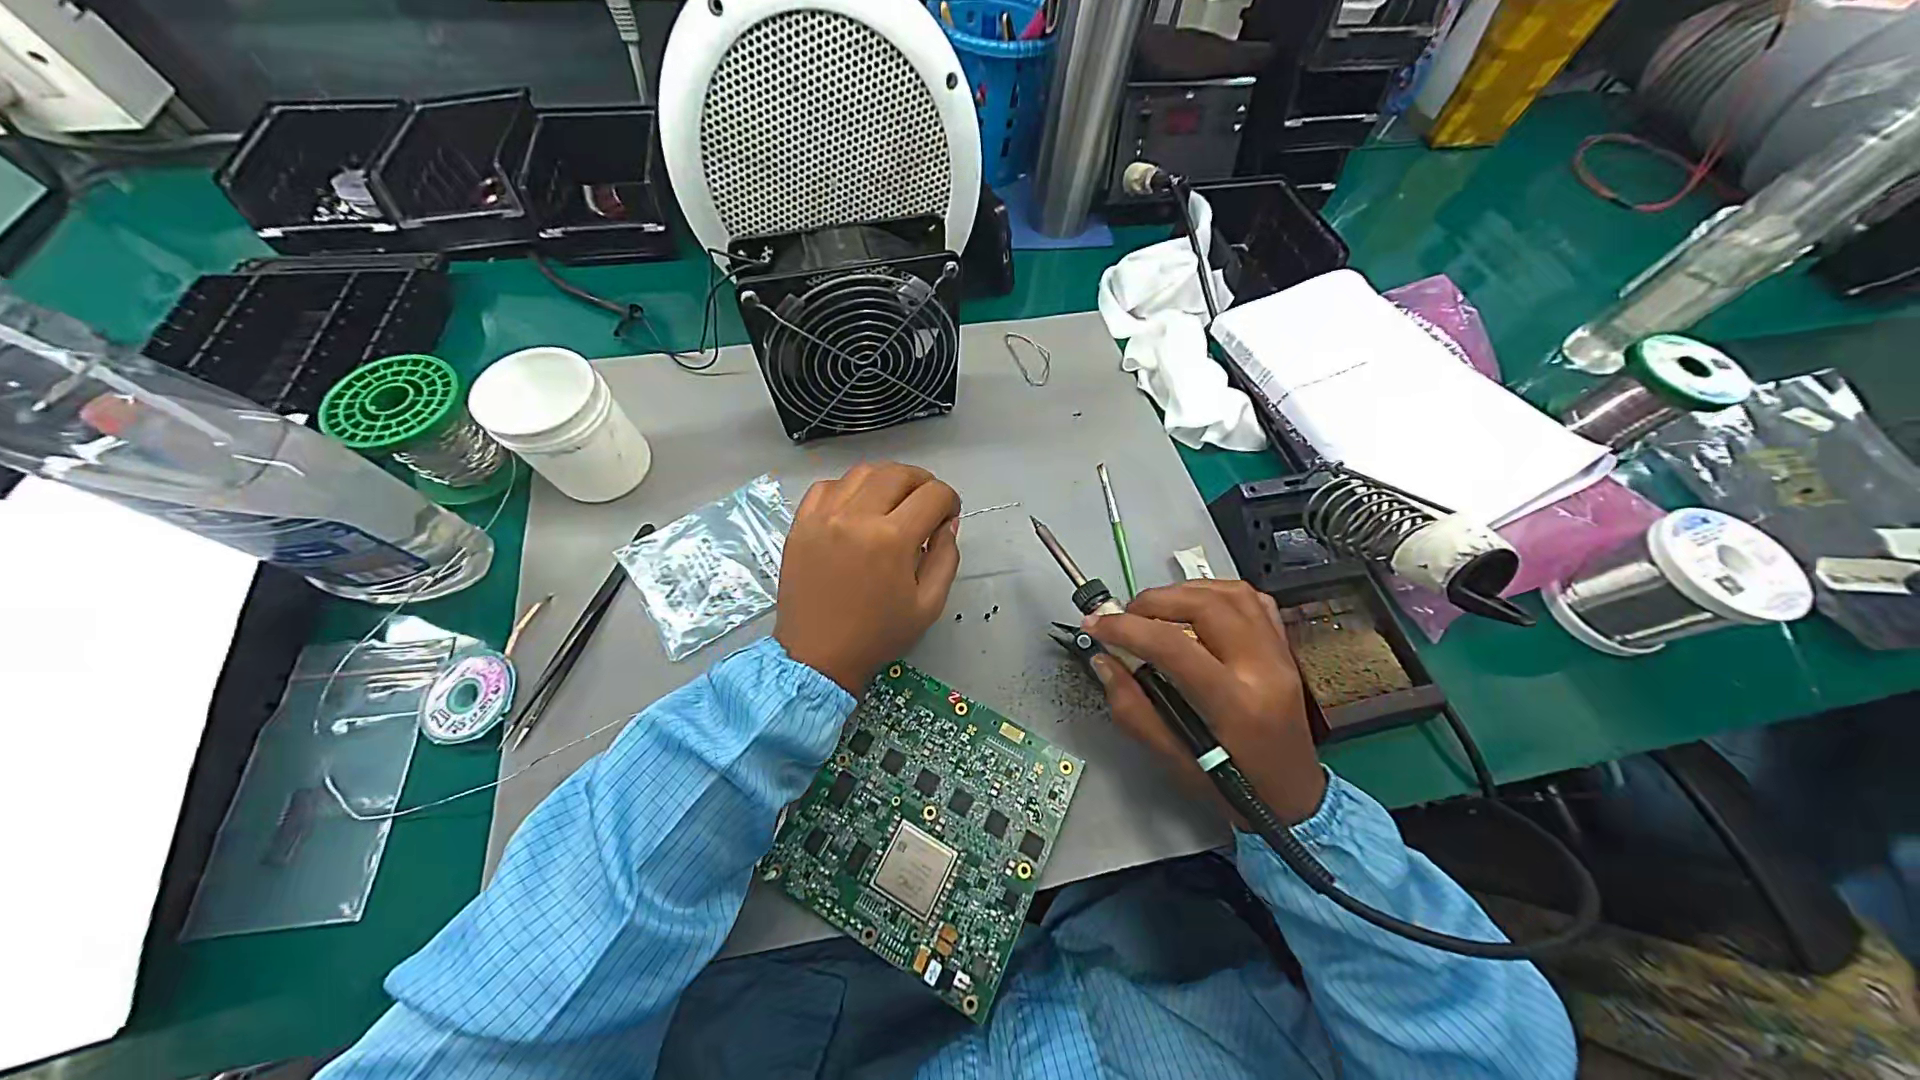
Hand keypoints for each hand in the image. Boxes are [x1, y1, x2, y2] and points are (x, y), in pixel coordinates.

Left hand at [775, 462, 961, 693]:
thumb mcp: (929, 604)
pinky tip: (857, 507)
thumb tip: (946, 522)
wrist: (818, 656)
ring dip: (887, 480)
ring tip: (894, 501)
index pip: (933, 495)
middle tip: (926, 503)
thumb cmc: (877, 634)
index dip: (950, 500)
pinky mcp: (801, 523)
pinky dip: (848, 488)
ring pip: (863, 472)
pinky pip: (827, 486)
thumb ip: (946, 557)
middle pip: (899, 473)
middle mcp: (856, 518)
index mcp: (892, 539)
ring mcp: (824, 517)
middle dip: (922, 483)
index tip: (947, 516)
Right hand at [1084, 579, 1325, 826]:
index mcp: (1236, 706)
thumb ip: (1132, 708)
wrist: (1292, 799)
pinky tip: (1193, 607)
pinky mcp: (1283, 648)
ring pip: (1231, 593)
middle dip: (1153, 602)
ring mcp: (1279, 655)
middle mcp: (1264, 670)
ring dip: (1183, 592)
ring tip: (1154, 610)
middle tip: (1124, 617)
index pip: (1173, 647)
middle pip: (1205, 606)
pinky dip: (1215, 592)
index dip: (1126, 629)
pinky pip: (1252, 600)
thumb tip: (1104, 661)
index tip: (1097, 626)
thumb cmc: (1233, 788)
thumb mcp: (1172, 759)